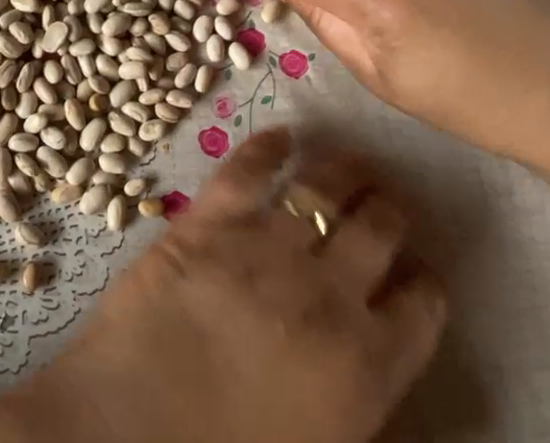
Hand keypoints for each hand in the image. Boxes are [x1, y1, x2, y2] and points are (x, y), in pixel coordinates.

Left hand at [6, 129, 445, 442]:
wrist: (128, 436)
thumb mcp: (321, 436)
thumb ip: (357, 384)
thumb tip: (372, 346)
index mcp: (366, 363)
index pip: (422, 303)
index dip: (422, 282)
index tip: (415, 270)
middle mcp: (328, 293)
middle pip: (381, 228)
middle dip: (390, 210)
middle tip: (384, 202)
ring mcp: (267, 248)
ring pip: (324, 186)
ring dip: (346, 168)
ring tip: (352, 160)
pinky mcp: (209, 222)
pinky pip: (249, 170)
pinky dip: (269, 147)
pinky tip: (283, 136)